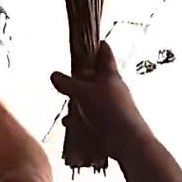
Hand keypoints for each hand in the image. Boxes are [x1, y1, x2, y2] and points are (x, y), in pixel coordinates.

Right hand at [50, 43, 157, 160]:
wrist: (128, 140)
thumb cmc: (108, 110)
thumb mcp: (84, 94)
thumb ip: (69, 84)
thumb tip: (54, 74)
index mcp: (110, 74)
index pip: (105, 53)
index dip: (98, 46)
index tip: (90, 41)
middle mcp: (114, 87)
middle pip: (98, 75)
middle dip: (84, 75)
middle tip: (71, 74)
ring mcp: (114, 104)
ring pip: (95, 96)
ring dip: (81, 98)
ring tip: (67, 101)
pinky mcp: (112, 120)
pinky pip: (94, 114)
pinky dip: (81, 117)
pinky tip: (69, 122)